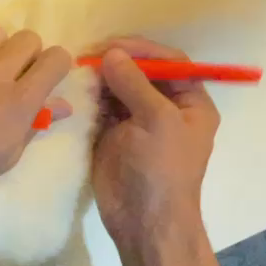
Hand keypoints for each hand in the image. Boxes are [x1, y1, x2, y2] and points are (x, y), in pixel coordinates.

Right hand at [91, 37, 219, 249]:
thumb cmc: (161, 169)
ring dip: (100, 81)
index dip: (142, 50)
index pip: (169, 63)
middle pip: (141, 74)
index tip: (112, 45)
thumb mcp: (156, 120)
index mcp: (189, 104)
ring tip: (78, 71)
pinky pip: (100, 112)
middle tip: (87, 56)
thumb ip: (135, 83)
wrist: (144, 220)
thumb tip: (110, 54)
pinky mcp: (111, 139)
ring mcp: (136, 125)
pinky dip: (89, 101)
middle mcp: (164, 110)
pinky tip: (76, 92)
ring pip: (118, 91)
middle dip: (117, 64)